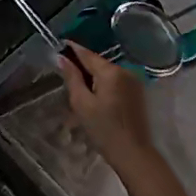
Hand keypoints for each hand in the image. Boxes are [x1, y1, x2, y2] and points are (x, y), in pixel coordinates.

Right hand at [54, 43, 157, 169]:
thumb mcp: (81, 102)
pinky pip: (115, 80)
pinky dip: (102, 82)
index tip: (58, 44)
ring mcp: (134, 82)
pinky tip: (92, 92)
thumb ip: (72, 77)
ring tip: (75, 82)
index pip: (87, 54)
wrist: (133, 151)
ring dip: (91, 74)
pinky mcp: (137, 92)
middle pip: (98, 62)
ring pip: (107, 71)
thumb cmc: (103, 128)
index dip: (72, 49)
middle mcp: (125, 71)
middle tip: (63, 68)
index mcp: (111, 72)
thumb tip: (62, 58)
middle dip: (81, 63)